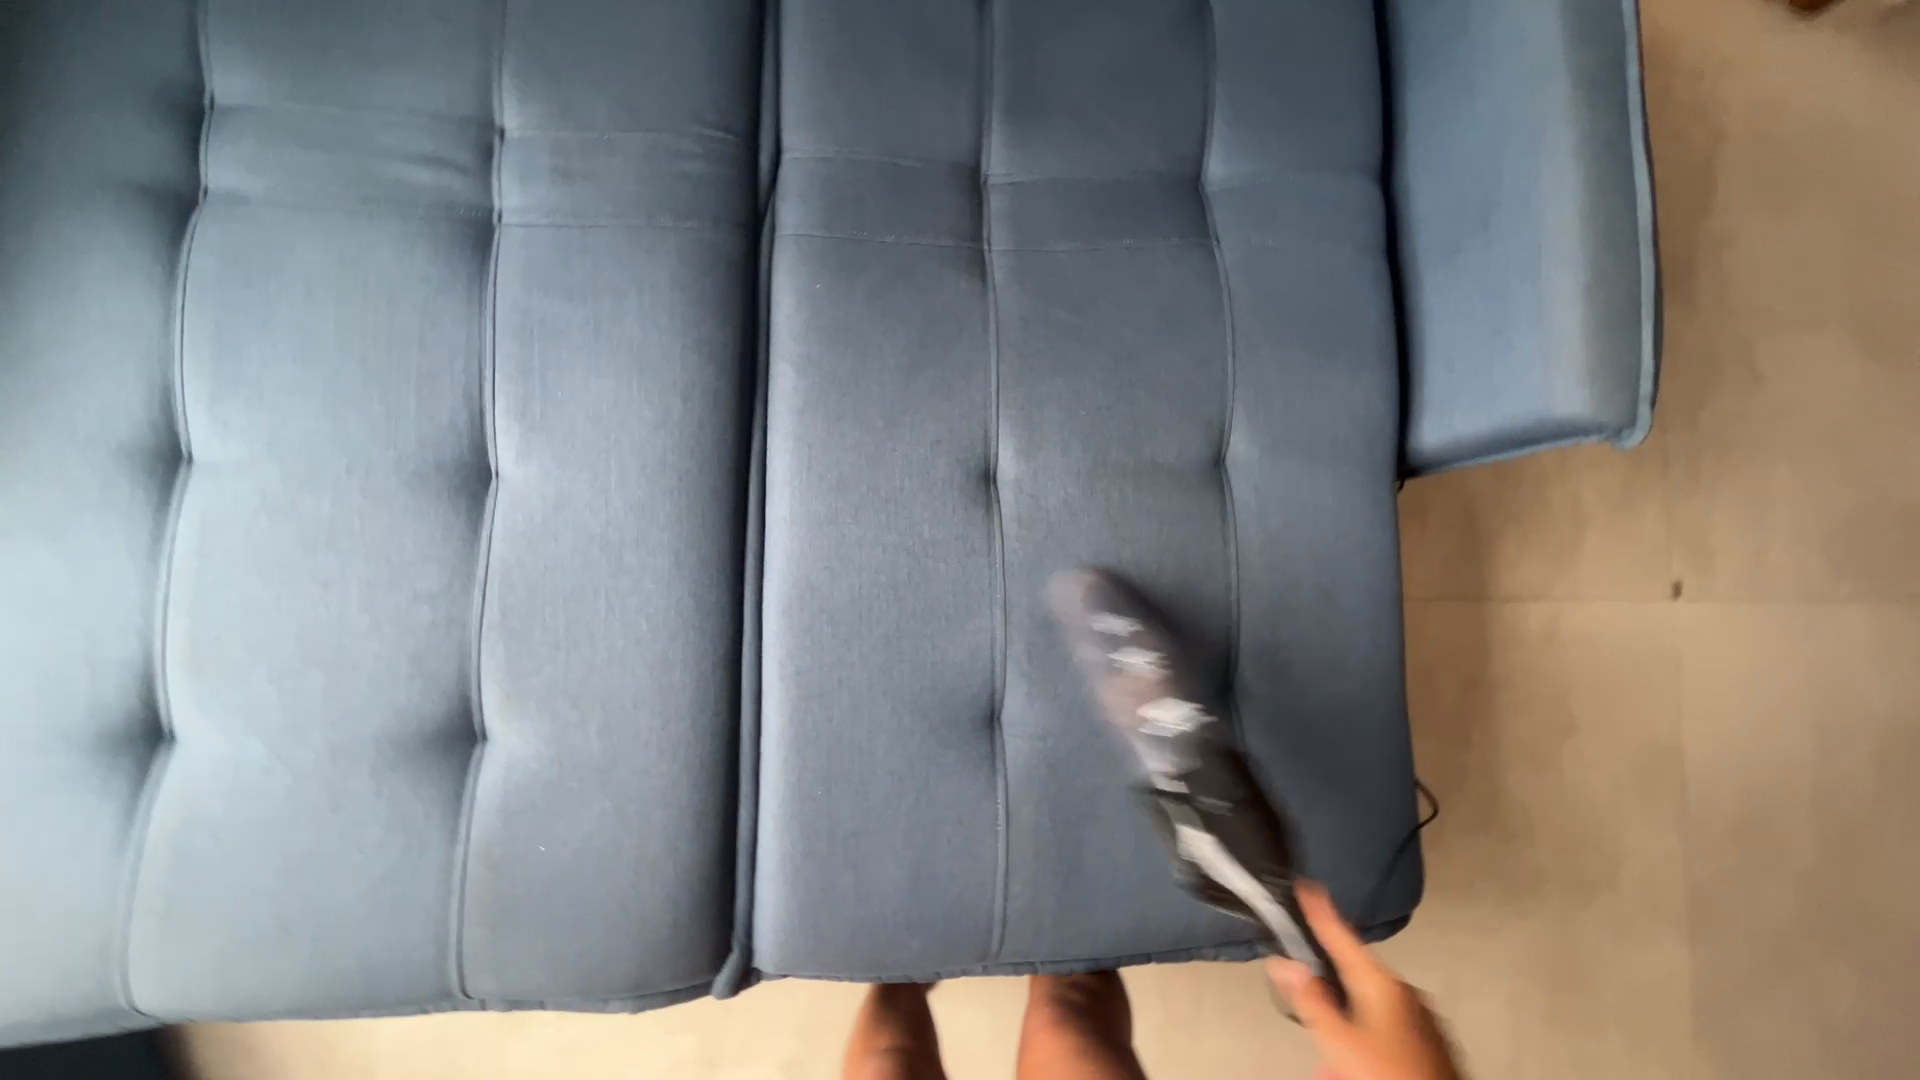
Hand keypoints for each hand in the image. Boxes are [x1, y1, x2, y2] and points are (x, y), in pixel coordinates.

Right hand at [1266, 883, 1465, 1079]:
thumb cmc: (1387, 1075)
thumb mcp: (1339, 1041)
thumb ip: (1309, 999)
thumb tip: (1283, 962)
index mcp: (1382, 984)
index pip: (1342, 937)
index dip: (1321, 910)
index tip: (1306, 885)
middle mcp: (1405, 992)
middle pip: (1356, 972)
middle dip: (1330, 980)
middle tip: (1308, 992)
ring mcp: (1424, 1018)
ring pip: (1372, 1001)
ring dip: (1348, 1011)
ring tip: (1334, 1048)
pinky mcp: (1434, 1044)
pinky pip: (1389, 1023)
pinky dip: (1368, 1029)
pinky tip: (1363, 1059)